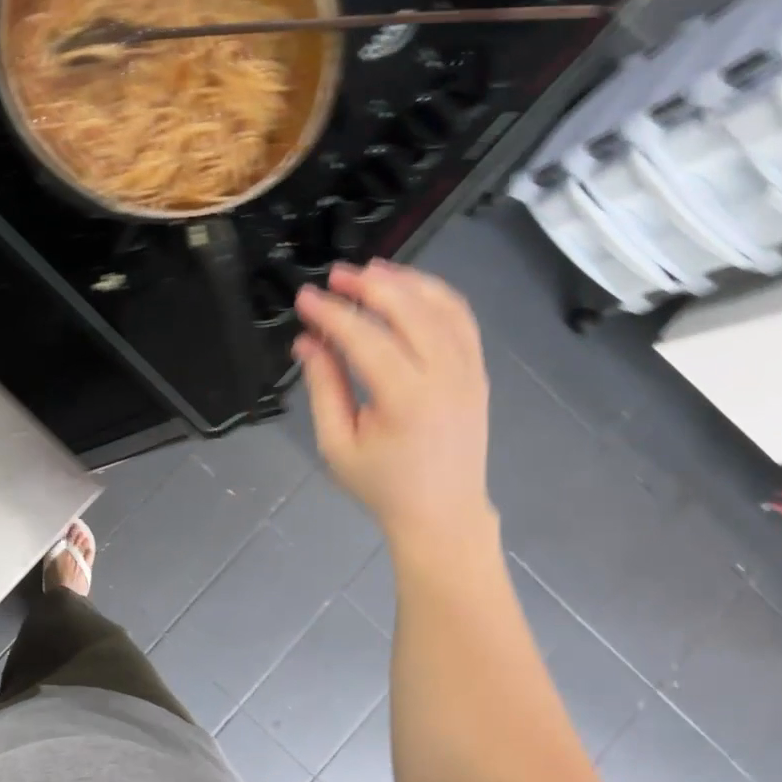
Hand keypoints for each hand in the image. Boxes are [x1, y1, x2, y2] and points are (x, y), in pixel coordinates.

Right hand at [293, 260, 493, 549]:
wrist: (441, 511)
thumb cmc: (380, 484)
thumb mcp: (337, 443)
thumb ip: (324, 387)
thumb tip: (308, 343)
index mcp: (405, 398)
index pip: (364, 338)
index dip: (332, 314)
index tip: (305, 298)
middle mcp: (444, 375)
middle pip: (409, 311)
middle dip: (370, 286)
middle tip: (335, 275)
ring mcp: (469, 369)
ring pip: (441, 307)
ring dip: (405, 282)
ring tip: (370, 271)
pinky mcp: (477, 370)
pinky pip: (461, 319)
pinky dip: (435, 296)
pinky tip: (410, 289)